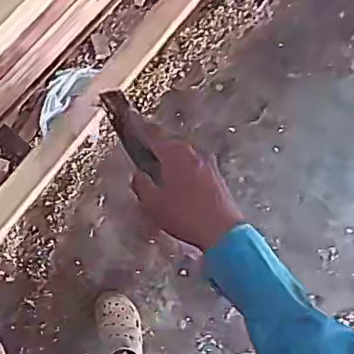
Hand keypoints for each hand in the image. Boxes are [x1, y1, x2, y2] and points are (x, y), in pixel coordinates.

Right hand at [120, 108, 245, 251]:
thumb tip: (138, 175)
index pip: (153, 133)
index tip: (131, 123)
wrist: (222, 231)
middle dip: (156, 144)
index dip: (139, 127)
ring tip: (159, 168)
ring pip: (184, 152)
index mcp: (174, 153)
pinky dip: (183, 167)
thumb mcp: (152, 203)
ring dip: (171, 157)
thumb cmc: (185, 216)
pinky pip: (194, 164)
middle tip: (143, 149)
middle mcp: (193, 152)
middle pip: (170, 141)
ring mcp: (208, 162)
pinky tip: (178, 181)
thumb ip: (141, 185)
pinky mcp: (216, 175)